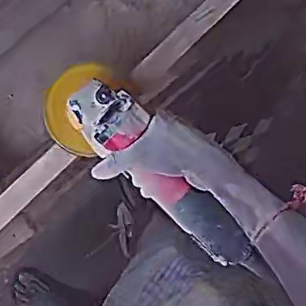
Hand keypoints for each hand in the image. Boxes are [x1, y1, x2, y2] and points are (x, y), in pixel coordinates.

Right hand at [88, 110, 242, 190]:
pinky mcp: (187, 157)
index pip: (132, 126)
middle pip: (142, 146)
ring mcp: (179, 143)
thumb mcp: (136, 158)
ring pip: (155, 158)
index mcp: (156, 118)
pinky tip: (158, 187)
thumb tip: (98, 171)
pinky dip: (161, 177)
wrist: (207, 168)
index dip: (123, 142)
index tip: (117, 154)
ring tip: (146, 184)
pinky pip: (167, 166)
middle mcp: (168, 127)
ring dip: (148, 173)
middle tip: (133, 173)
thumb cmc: (175, 153)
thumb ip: (115, 163)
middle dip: (136, 164)